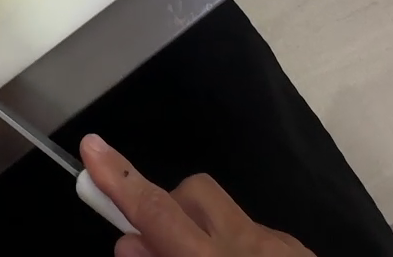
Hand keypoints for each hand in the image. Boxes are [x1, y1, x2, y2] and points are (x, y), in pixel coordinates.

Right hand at [81, 134, 314, 256]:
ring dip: (201, 237)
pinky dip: (233, 253)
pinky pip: (254, 237)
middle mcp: (251, 246)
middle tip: (151, 250)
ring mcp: (282, 247)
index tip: (92, 146)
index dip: (122, 179)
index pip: (159, 212)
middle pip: (194, 194)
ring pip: (225, 215)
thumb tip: (130, 246)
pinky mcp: (300, 253)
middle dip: (166, 209)